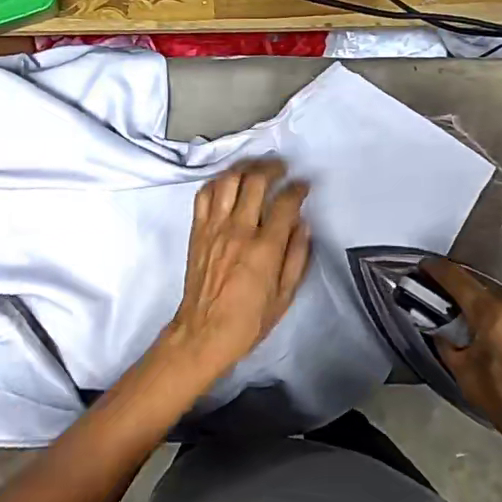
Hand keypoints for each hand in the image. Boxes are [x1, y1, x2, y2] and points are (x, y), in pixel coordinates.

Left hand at [167, 158, 311, 375]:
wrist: (202, 334)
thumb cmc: (249, 320)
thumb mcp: (286, 295)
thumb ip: (297, 256)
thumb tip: (303, 225)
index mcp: (266, 248)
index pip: (285, 203)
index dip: (298, 188)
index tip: (304, 186)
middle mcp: (239, 231)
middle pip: (256, 181)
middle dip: (273, 168)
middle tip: (283, 168)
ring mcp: (214, 229)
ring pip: (228, 181)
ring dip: (245, 168)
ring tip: (257, 167)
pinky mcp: (197, 231)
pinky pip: (205, 195)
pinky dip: (218, 182)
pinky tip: (229, 183)